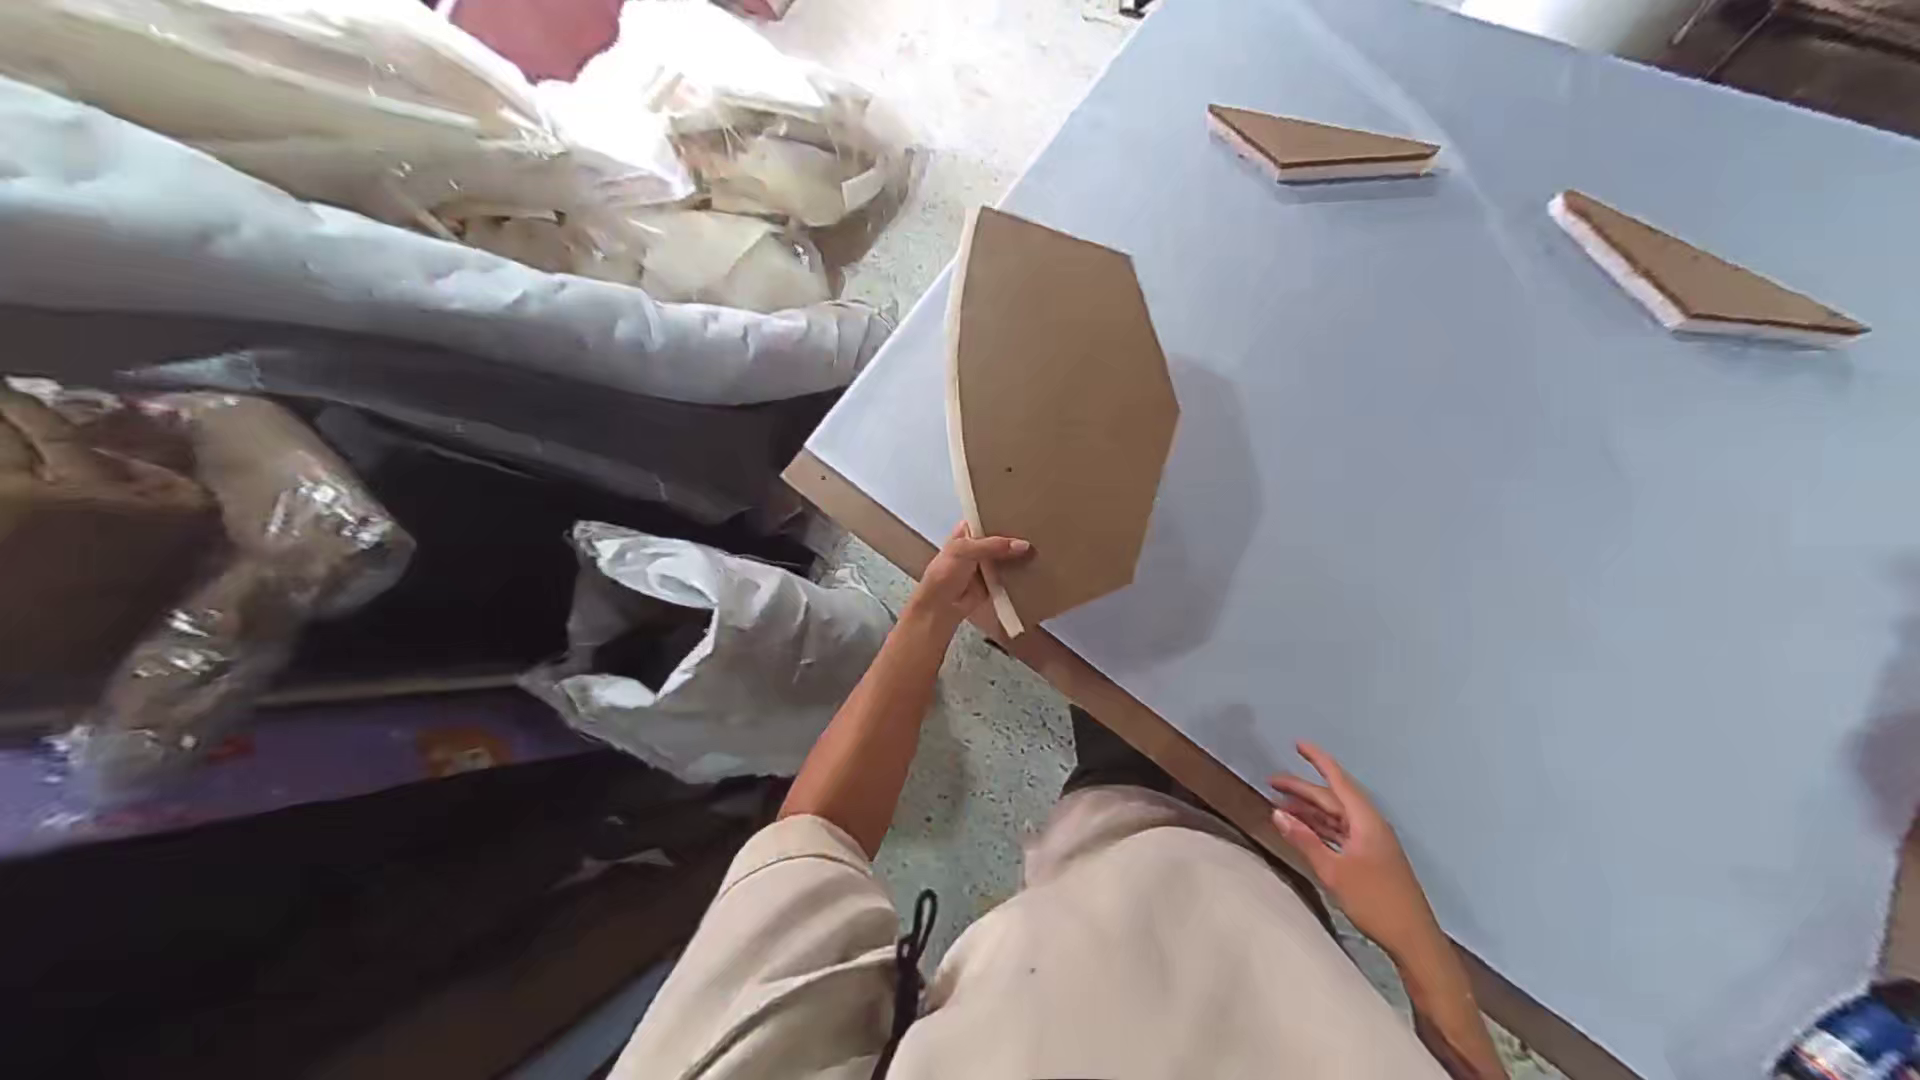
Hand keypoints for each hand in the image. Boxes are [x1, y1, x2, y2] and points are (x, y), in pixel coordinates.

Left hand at [905, 524, 1031, 631]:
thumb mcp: (964, 551)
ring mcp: (986, 565)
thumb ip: (993, 545)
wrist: (941, 607)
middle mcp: (977, 547)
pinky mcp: (994, 581)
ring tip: (1042, 545)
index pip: (986, 519)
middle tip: (1037, 528)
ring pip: (1007, 556)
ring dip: (1019, 554)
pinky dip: (1020, 572)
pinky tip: (1036, 565)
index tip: (1023, 511)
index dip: (1001, 516)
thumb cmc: (944, 574)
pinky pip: (1010, 574)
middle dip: (1015, 536)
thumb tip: (1023, 545)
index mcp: (965, 534)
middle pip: (999, 538)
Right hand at [1269, 742, 1443, 962]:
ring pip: (1334, 816)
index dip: (1318, 760)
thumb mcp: (1333, 871)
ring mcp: (1371, 842)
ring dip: (1308, 809)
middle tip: (1271, 782)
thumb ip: (1304, 840)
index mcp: (1366, 822)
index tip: (1298, 744)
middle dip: (1302, 789)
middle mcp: (1370, 826)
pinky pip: (1339, 832)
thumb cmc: (1375, 902)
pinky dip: (1318, 827)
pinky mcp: (1370, 858)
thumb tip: (1277, 812)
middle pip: (1332, 799)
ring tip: (1280, 805)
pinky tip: (1301, 829)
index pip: (1338, 781)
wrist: (1414, 941)